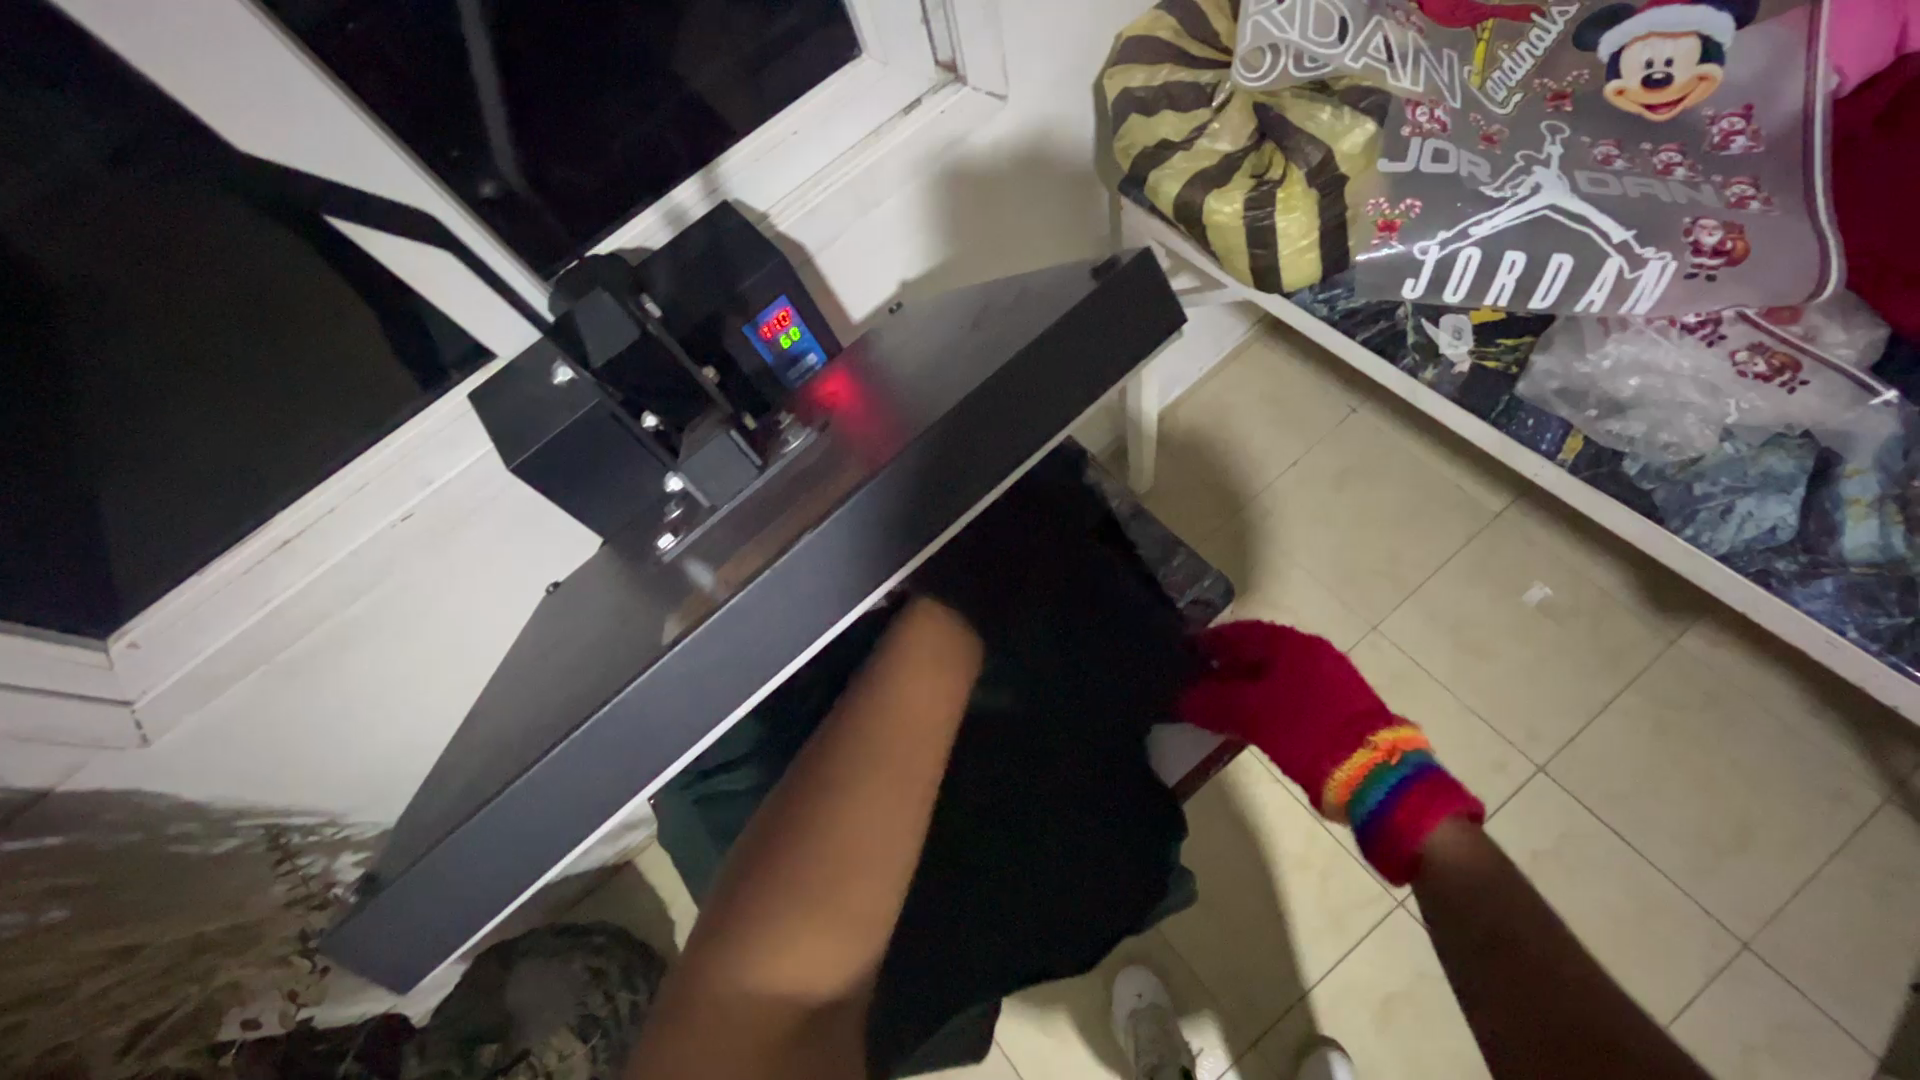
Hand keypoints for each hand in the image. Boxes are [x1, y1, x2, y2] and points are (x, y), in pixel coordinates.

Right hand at [1177, 621, 1482, 884]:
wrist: (1374, 775)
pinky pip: (1286, 697)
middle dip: (1223, 666)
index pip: (1238, 632)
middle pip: (1256, 653)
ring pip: (1271, 676)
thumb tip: (1180, 697)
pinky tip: (1244, 721)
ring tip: (1211, 705)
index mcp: (1292, 644)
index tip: (1180, 653)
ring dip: (1241, 687)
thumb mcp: (1251, 714)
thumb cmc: (1307, 731)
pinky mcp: (1335, 709)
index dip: (1207, 642)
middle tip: (1190, 681)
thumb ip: (1213, 701)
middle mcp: (1312, 654)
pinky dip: (1261, 703)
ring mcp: (1327, 682)